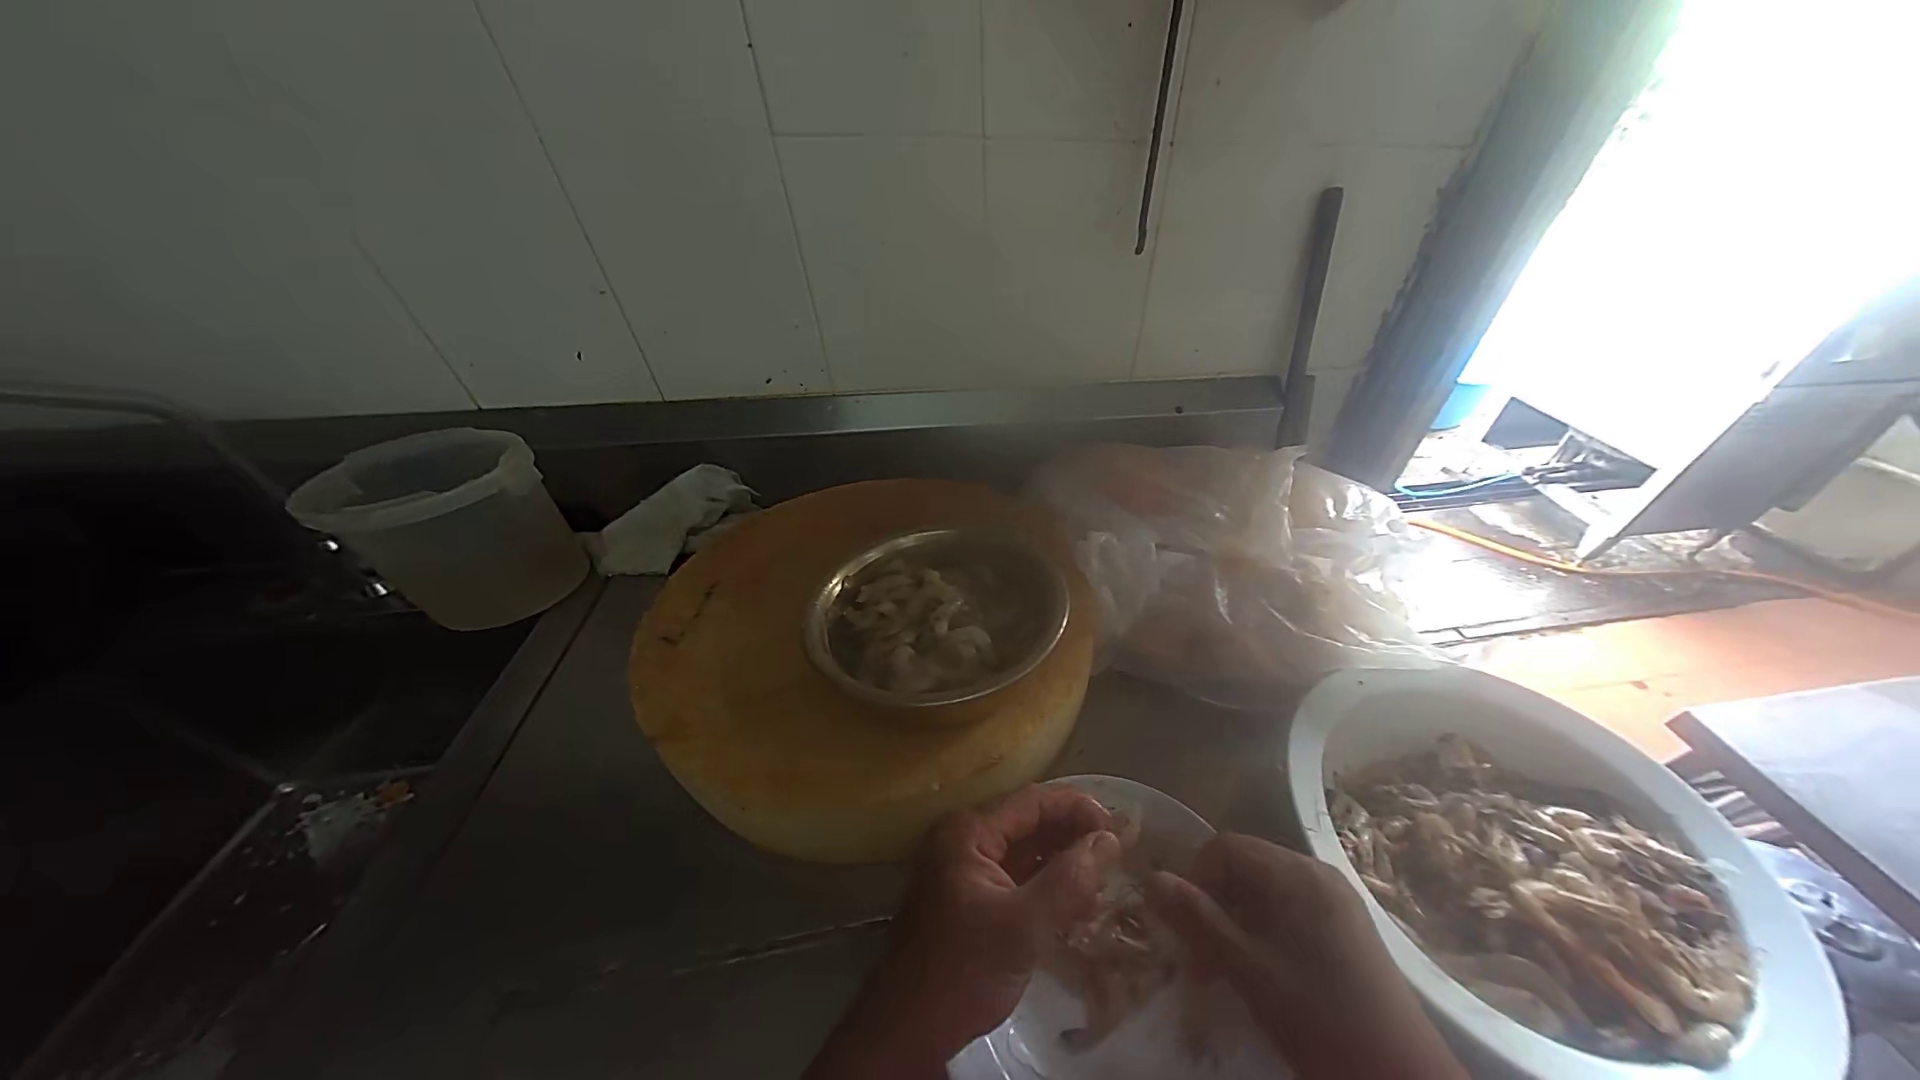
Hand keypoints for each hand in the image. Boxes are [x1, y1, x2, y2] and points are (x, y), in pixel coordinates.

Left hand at [804, 785, 1120, 1079]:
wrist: (910, 1029)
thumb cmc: (962, 970)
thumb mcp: (1022, 926)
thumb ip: (1068, 881)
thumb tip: (1109, 841)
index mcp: (968, 832)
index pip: (1032, 802)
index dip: (1078, 808)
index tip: (1118, 829)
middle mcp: (965, 840)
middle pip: (1030, 824)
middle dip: (1074, 838)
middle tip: (1119, 857)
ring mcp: (967, 870)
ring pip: (1027, 853)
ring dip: (1065, 865)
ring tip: (1105, 885)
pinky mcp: (973, 899)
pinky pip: (1018, 879)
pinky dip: (1049, 888)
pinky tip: (1079, 907)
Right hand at [1146, 834, 1467, 1079]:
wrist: (1400, 1078)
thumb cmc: (1316, 1015)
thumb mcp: (1246, 967)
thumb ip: (1197, 918)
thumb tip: (1152, 877)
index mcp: (1295, 873)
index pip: (1226, 847)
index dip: (1195, 876)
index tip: (1185, 922)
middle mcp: (1318, 874)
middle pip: (1246, 866)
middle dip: (1214, 901)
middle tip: (1200, 951)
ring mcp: (1337, 901)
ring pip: (1266, 891)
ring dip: (1236, 920)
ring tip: (1226, 966)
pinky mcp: (1348, 928)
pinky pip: (1291, 910)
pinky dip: (1265, 931)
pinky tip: (1261, 971)